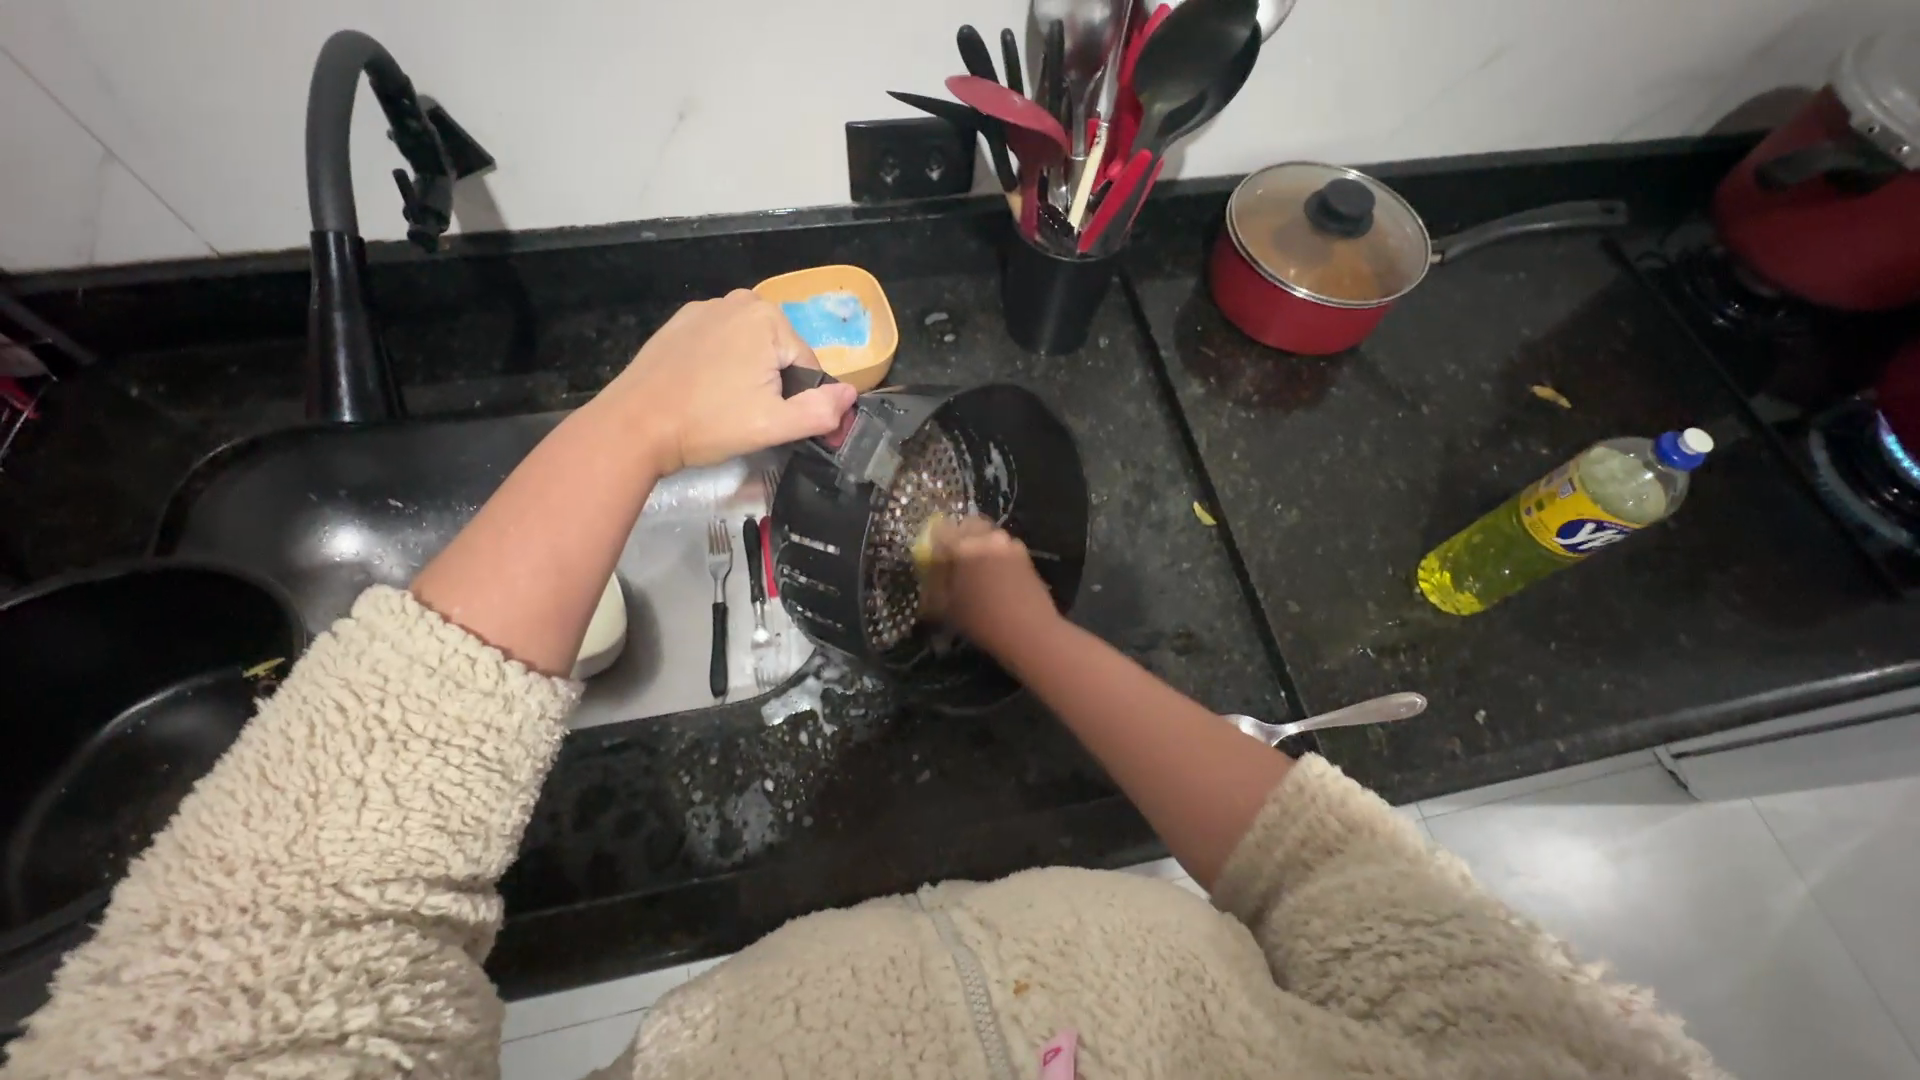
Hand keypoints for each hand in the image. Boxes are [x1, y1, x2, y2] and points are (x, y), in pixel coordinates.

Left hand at [599, 289, 857, 474]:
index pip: (808, 366)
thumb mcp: (773, 426)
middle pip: (780, 352)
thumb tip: (850, 395)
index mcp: (768, 320)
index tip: (770, 420)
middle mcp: (740, 302)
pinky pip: (721, 344)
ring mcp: (706, 309)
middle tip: (745, 415)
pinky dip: (721, 366)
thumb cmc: (708, 424)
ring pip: (751, 348)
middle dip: (772, 383)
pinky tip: (703, 390)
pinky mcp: (681, 323)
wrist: (635, 425)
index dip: (797, 399)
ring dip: (748, 375)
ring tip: (722, 405)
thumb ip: (820, 410)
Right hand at [920, 515, 1060, 651]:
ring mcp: (1010, 544)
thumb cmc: (982, 621)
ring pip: (987, 534)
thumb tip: (929, 573)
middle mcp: (987, 537)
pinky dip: (995, 555)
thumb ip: (933, 585)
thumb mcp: (946, 608)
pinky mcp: (1025, 555)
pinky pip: (1003, 546)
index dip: (935, 544)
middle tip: (955, 562)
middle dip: (958, 538)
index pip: (941, 530)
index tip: (934, 560)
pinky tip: (995, 579)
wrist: (1031, 632)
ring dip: (979, 545)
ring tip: (977, 573)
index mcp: (963, 546)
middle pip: (967, 525)